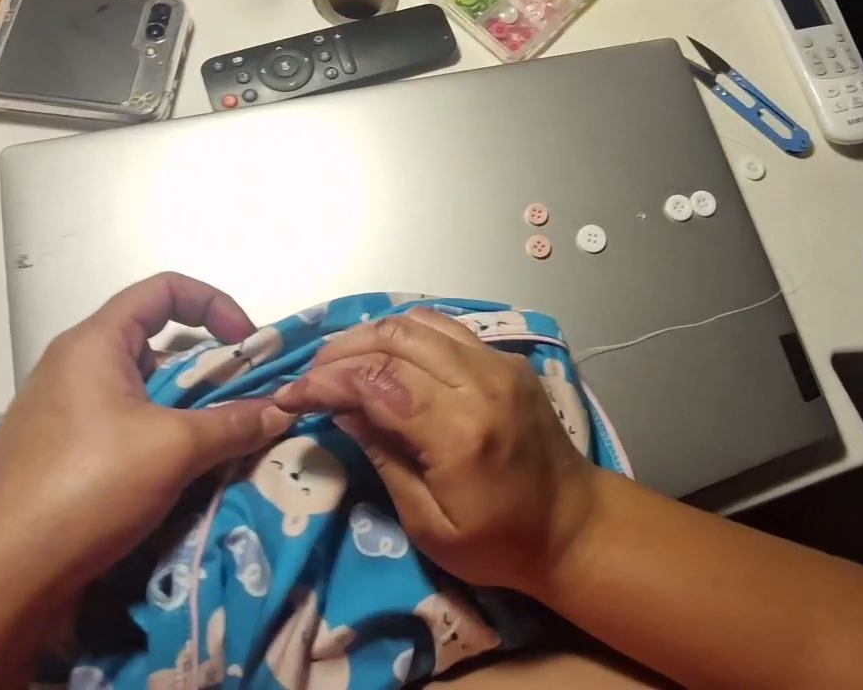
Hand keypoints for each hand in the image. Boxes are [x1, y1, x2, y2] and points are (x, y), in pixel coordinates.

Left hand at [0, 273, 293, 599]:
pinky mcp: (56, 454)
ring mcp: (60, 413)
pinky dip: (160, 433)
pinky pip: (123, 422)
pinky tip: (178, 471)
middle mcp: (72, 367)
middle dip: (209, 365)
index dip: (215, 304)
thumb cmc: (86, 488)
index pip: (164, 289)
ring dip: (188, 404)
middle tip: (242, 397)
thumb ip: (237, 423)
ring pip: (142, 387)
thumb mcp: (176, 449)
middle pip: (156, 341)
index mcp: (94, 345)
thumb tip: (284, 410)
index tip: (245, 344)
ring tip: (218, 438)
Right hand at [271, 308, 598, 594]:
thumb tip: (343, 408)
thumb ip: (385, 457)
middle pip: (399, 338)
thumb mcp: (428, 523)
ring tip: (341, 362)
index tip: (290, 395)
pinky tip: (387, 357)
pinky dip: (409, 334)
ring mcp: (500, 363)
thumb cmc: (498, 541)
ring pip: (423, 322)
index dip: (327, 381)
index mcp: (461, 429)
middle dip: (344, 349)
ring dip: (374, 334)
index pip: (380, 380)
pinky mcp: (509, 359)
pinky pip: (449, 329)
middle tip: (311, 375)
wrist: (572, 524)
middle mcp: (482, 380)